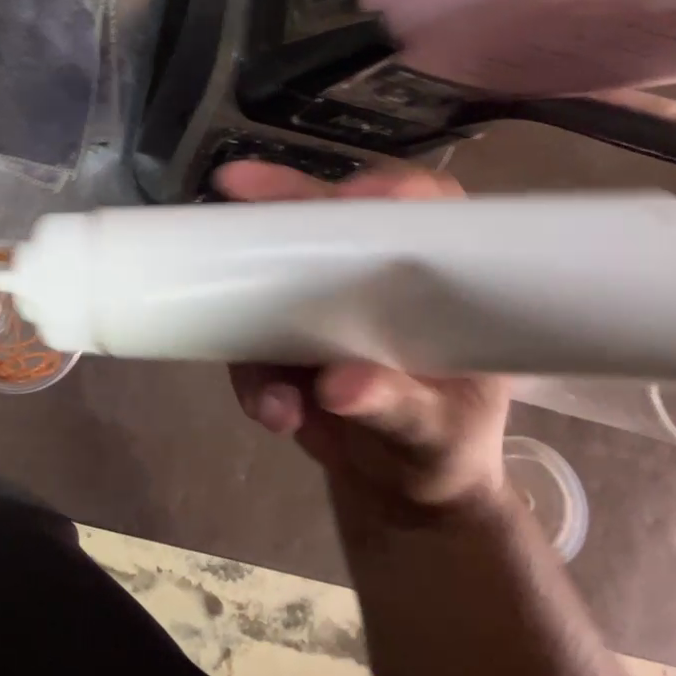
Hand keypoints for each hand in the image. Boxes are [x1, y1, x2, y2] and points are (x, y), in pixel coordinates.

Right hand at [215, 161, 510, 516]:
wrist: (397, 491)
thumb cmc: (443, 451)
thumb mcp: (436, 435)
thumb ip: (397, 407)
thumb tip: (340, 386)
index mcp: (437, 288)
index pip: (423, 213)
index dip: (390, 191)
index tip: (354, 194)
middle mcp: (373, 279)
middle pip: (328, 217)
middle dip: (279, 200)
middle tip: (232, 185)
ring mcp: (319, 301)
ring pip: (269, 270)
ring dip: (252, 316)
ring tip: (274, 402)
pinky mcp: (276, 332)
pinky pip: (243, 333)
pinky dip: (248, 374)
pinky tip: (268, 411)